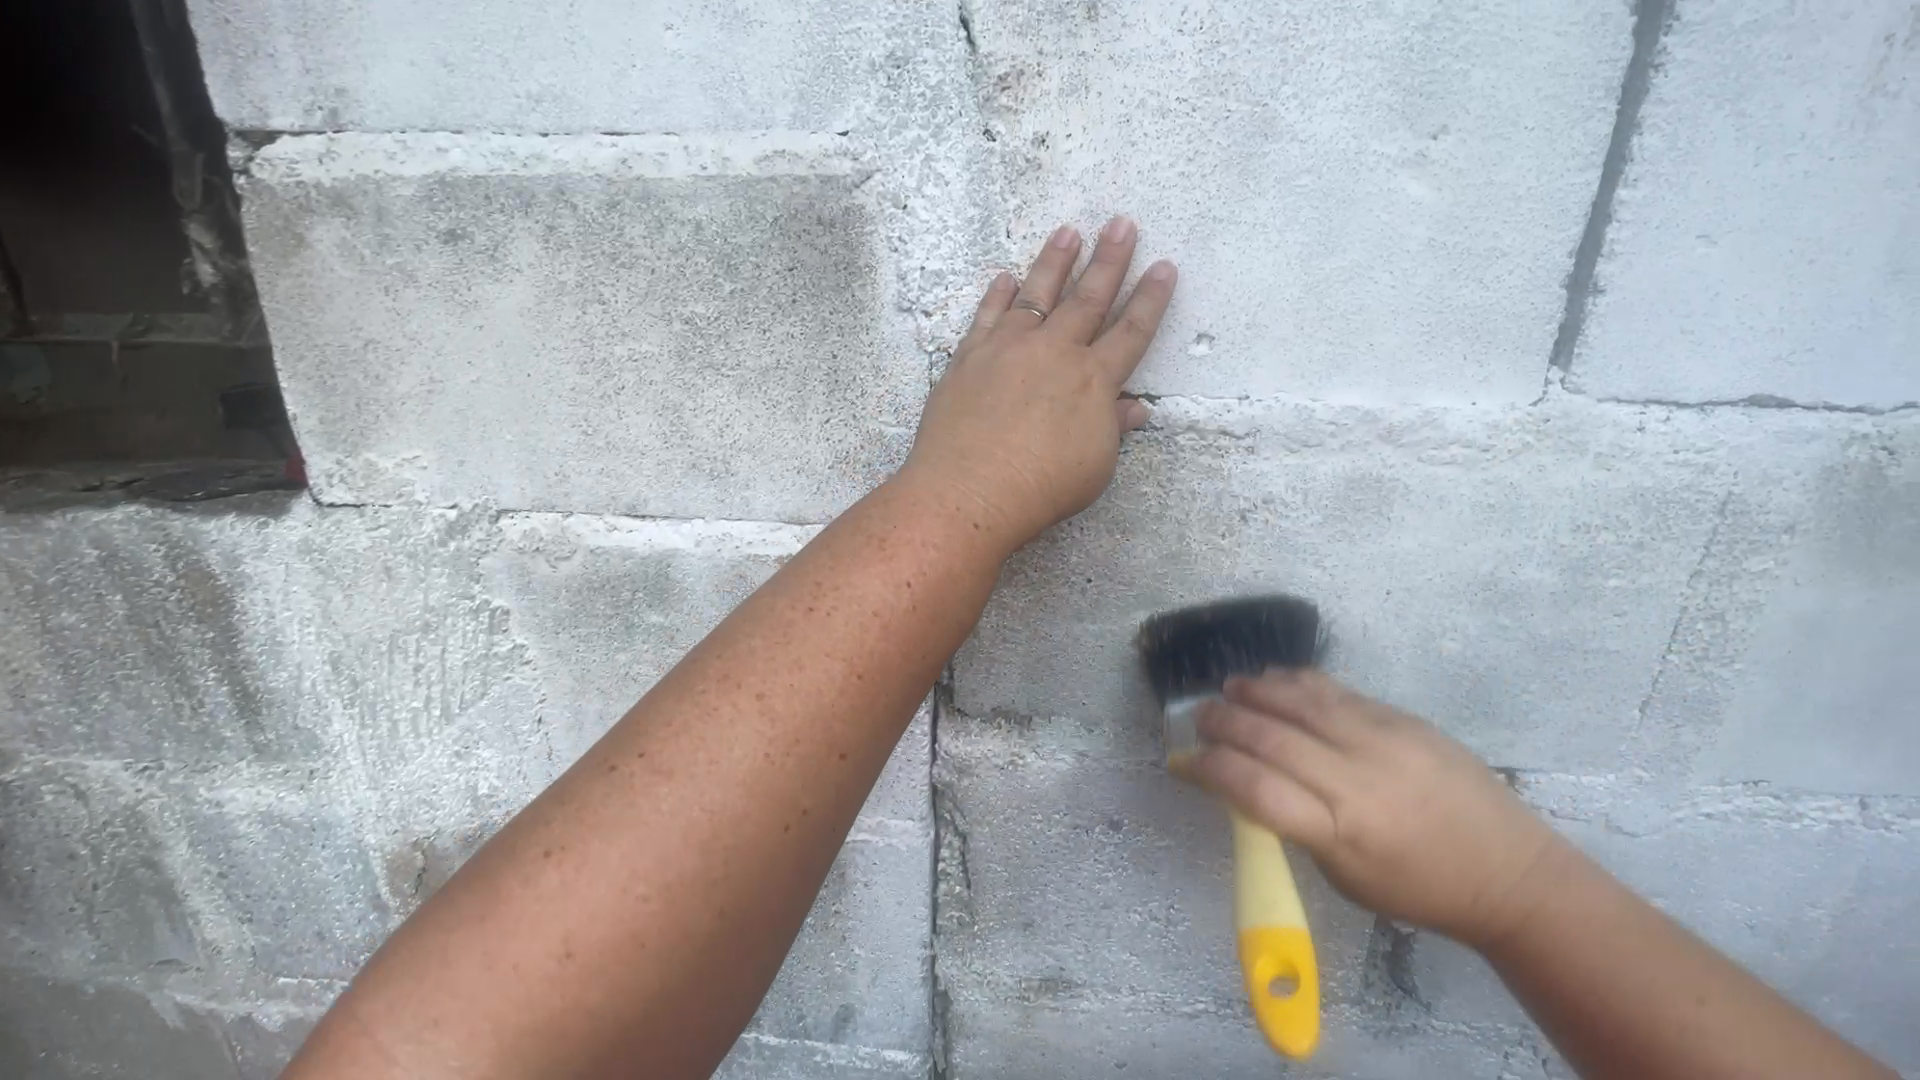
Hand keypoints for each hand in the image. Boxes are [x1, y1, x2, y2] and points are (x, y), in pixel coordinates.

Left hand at [900, 217, 1176, 552]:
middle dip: (1110, 259)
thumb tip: (1134, 408)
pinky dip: (997, 295)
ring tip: (1069, 232)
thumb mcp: (1094, 466)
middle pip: (1089, 298)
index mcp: (1093, 380)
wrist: (969, 491)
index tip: (1164, 267)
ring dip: (1055, 261)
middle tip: (1122, 223)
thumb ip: (1112, 428)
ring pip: (1036, 294)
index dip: (1151, 298)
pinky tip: (1004, 278)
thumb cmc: (1040, 488)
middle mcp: (1054, 353)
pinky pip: (987, 316)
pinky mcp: (969, 358)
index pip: (1132, 331)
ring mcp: (1008, 350)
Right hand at [1182, 671, 1567, 948]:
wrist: (1510, 872)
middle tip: (1199, 717)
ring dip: (1254, 692)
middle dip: (1223, 723)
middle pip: (1269, 737)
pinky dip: (1295, 684)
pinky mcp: (1403, 720)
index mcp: (1339, 832)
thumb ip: (1291, 824)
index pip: (1254, 788)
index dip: (1211, 769)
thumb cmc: (1418, 890)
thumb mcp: (1342, 876)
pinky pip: (1336, 692)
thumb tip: (1241, 781)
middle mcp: (1357, 780)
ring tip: (1227, 689)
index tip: (1186, 760)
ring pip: (1300, 702)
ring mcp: (1383, 742)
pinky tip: (1272, 681)